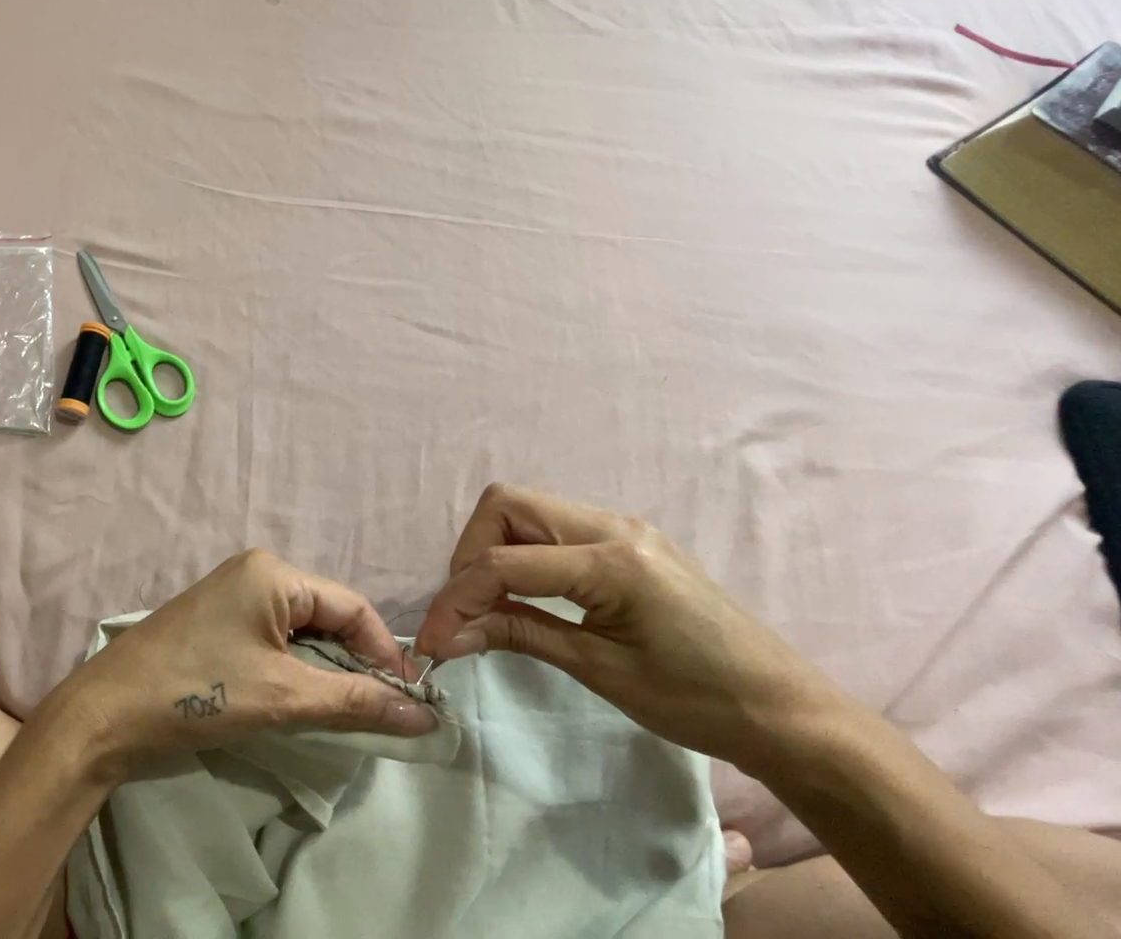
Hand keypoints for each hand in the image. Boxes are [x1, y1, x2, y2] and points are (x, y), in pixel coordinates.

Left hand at [57, 549, 439, 772]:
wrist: (106, 713)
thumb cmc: (197, 693)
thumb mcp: (284, 697)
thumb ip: (356, 702)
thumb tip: (424, 716)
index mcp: (273, 573)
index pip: (352, 607)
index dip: (385, 654)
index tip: (410, 700)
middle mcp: (254, 573)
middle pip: (327, 616)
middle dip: (355, 663)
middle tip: (379, 712)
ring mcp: (231, 596)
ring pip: (301, 631)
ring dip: (326, 670)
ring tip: (344, 712)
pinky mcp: (215, 623)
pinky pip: (273, 639)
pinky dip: (295, 669)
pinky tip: (302, 700)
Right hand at [414, 483, 847, 772]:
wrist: (788, 713)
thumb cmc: (700, 702)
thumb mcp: (602, 672)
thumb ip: (520, 635)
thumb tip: (448, 635)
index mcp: (613, 561)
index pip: (504, 562)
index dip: (456, 599)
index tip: (432, 642)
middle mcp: (615, 527)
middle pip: (507, 505)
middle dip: (469, 554)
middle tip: (464, 611)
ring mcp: (625, 529)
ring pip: (527, 510)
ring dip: (492, 551)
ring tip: (486, 608)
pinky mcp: (630, 543)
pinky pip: (554, 529)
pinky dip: (522, 555)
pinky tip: (522, 598)